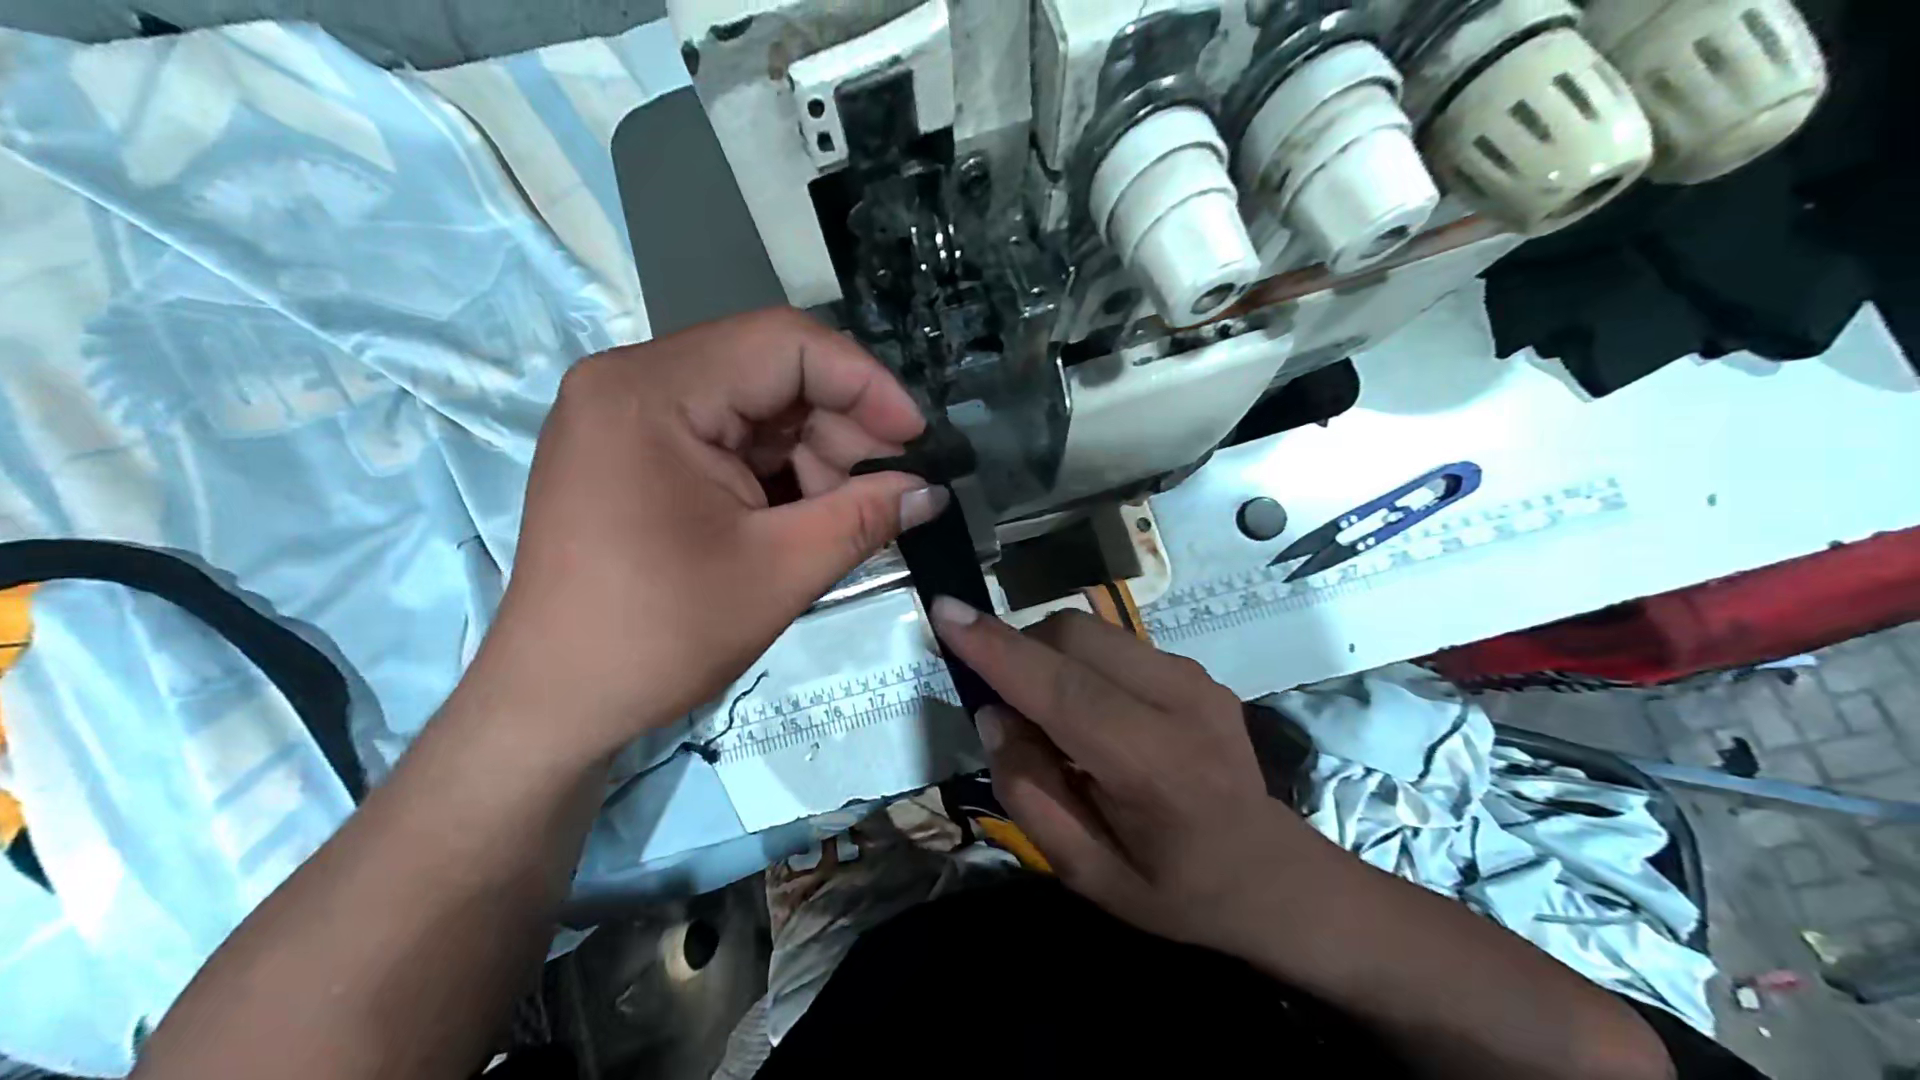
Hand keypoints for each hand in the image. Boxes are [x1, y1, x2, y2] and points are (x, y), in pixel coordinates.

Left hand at [464, 309, 946, 764]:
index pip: (785, 344)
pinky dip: (777, 469)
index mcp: (653, 391)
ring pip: (754, 405)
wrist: (556, 702)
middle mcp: (632, 381)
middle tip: (886, 487)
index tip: (916, 440)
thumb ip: (866, 517)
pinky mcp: (632, 450)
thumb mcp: (780, 571)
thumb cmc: (659, 635)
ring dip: (813, 453)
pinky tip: (803, 513)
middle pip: (769, 371)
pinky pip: (726, 435)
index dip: (866, 383)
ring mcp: (626, 414)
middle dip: (841, 427)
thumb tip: (932, 490)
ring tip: (843, 514)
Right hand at [928, 598, 1321, 959]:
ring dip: (1048, 657)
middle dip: (1020, 653)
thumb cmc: (1174, 888)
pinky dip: (1080, 663)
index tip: (945, 612)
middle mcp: (1181, 703)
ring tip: (1054, 717)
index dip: (998, 649)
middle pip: (1072, 637)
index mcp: (1154, 767)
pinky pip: (1113, 642)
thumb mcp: (1085, 872)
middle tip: (1009, 709)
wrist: (1273, 873)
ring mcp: (1194, 677)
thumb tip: (994, 715)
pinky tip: (1094, 712)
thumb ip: (1029, 791)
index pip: (1063, 690)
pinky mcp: (1196, 668)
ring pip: (1090, 630)